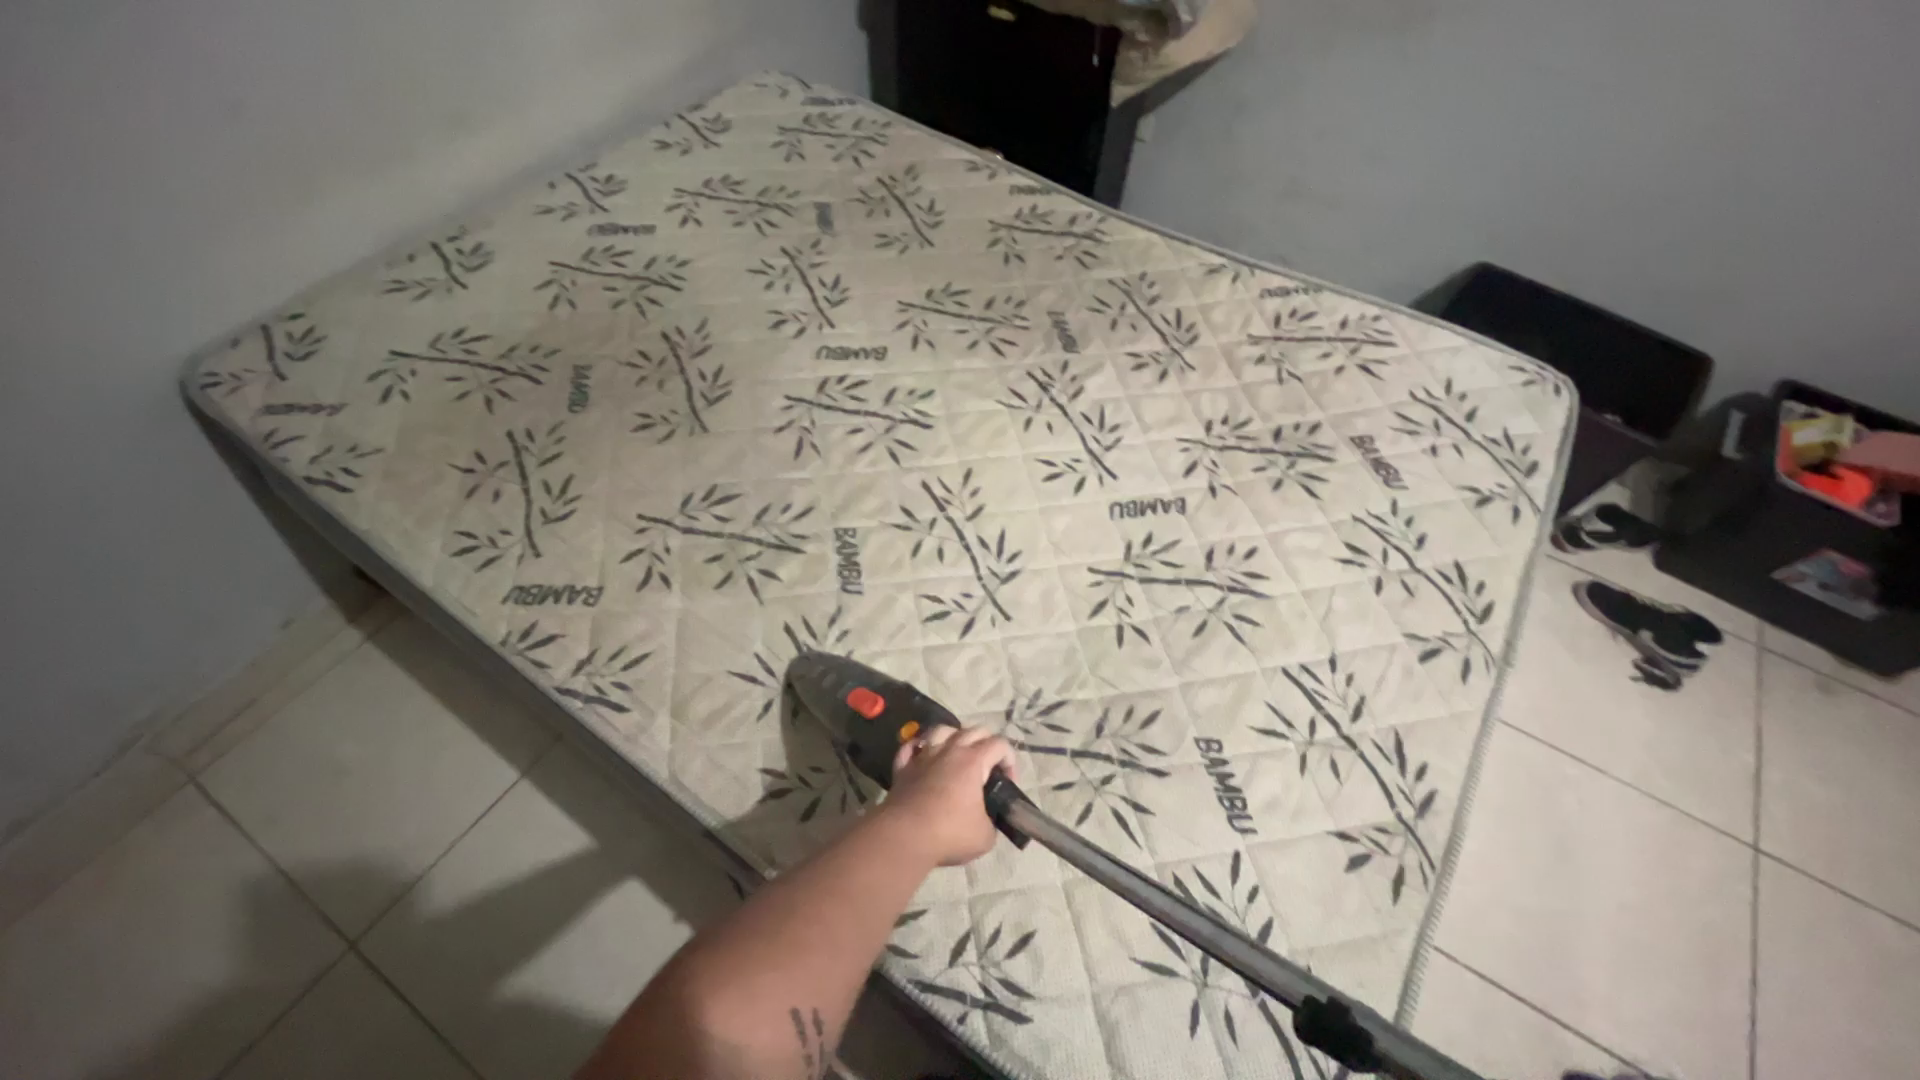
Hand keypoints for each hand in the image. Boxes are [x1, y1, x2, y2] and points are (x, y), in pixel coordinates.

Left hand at [879, 726, 1017, 867]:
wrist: (904, 836)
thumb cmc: (949, 833)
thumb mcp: (985, 836)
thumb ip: (991, 821)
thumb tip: (985, 820)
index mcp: (973, 761)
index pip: (1000, 744)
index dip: (1010, 760)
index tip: (1009, 782)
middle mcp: (949, 751)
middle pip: (973, 730)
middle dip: (987, 742)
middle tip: (988, 766)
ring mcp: (923, 756)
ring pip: (941, 730)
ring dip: (953, 736)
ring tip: (957, 753)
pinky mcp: (902, 767)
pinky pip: (910, 747)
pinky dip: (920, 748)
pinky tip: (923, 757)